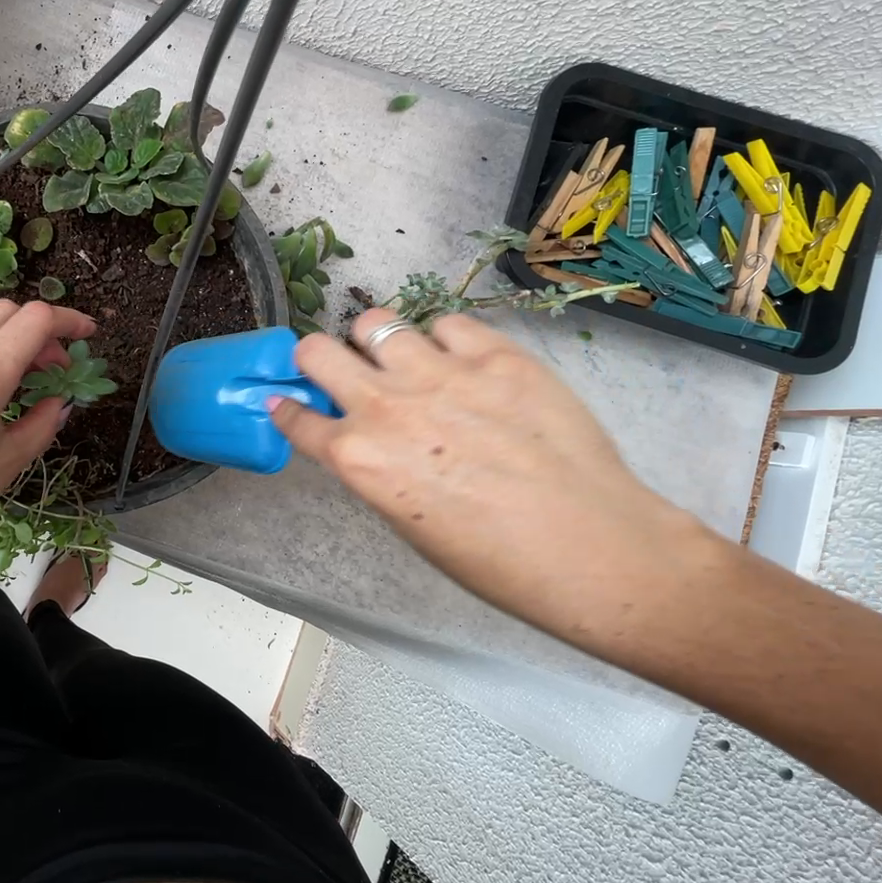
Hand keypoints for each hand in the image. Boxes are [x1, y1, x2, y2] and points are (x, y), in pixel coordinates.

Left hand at [0, 300, 96, 584]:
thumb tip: (58, 404)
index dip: (69, 320)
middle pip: (4, 312)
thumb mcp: (5, 465)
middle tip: (53, 369)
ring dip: (3, 344)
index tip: (88, 334)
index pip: (36, 318)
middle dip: (37, 330)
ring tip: (16, 388)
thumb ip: (41, 425)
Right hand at [269, 309, 710, 622]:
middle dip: (317, 359)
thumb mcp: (405, 519)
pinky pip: (447, 325)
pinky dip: (446, 342)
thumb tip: (359, 438)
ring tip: (405, 362)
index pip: (294, 416)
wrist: (594, 550)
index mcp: (356, 458)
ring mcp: (440, 374)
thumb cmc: (493, 559)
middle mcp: (385, 407)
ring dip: (380, 344)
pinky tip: (464, 366)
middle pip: (316, 350)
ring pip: (376, 323)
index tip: (288, 403)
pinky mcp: (496, 355)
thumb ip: (371, 468)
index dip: (286, 408)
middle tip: (339, 371)